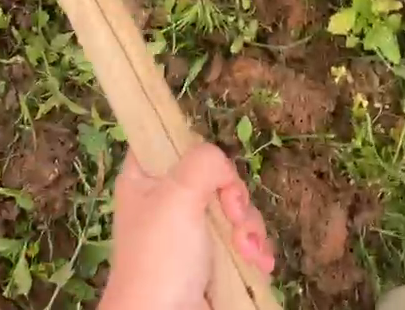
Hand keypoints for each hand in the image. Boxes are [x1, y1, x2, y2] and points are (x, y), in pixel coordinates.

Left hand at [99, 143, 275, 309]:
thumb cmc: (160, 256)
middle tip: (235, 215)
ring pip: (233, 208)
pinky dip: (256, 250)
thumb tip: (224, 170)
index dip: (195, 146)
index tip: (213, 165)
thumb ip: (204, 163)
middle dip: (235, 196)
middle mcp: (167, 200)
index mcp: (145, 177)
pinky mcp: (213, 262)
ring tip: (249, 252)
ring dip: (250, 227)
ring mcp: (191, 232)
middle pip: (213, 175)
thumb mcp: (177, 194)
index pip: (168, 140)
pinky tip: (260, 264)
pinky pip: (243, 241)